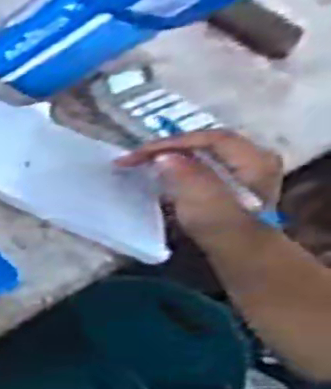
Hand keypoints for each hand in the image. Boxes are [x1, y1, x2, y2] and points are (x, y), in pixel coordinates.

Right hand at [116, 129, 282, 244]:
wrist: (241, 250)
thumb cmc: (222, 228)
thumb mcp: (204, 203)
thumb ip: (188, 176)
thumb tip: (163, 157)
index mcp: (253, 160)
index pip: (210, 138)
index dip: (170, 143)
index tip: (133, 156)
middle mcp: (254, 159)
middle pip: (207, 142)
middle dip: (168, 147)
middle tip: (133, 158)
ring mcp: (244, 169)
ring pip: (203, 151)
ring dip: (170, 155)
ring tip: (141, 163)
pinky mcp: (230, 180)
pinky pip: (201, 162)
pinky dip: (177, 164)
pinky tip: (159, 172)